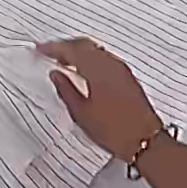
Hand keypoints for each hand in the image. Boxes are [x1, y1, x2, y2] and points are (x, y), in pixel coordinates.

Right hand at [37, 38, 163, 161]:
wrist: (146, 142)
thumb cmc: (116, 130)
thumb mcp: (81, 113)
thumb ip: (66, 89)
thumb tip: (56, 75)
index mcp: (96, 68)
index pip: (70, 49)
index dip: (52, 48)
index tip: (40, 50)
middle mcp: (110, 64)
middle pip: (83, 44)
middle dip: (64, 46)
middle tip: (49, 51)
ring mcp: (121, 69)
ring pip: (94, 50)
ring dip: (78, 51)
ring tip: (63, 60)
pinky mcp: (127, 77)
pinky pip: (104, 57)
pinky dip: (90, 58)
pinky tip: (84, 69)